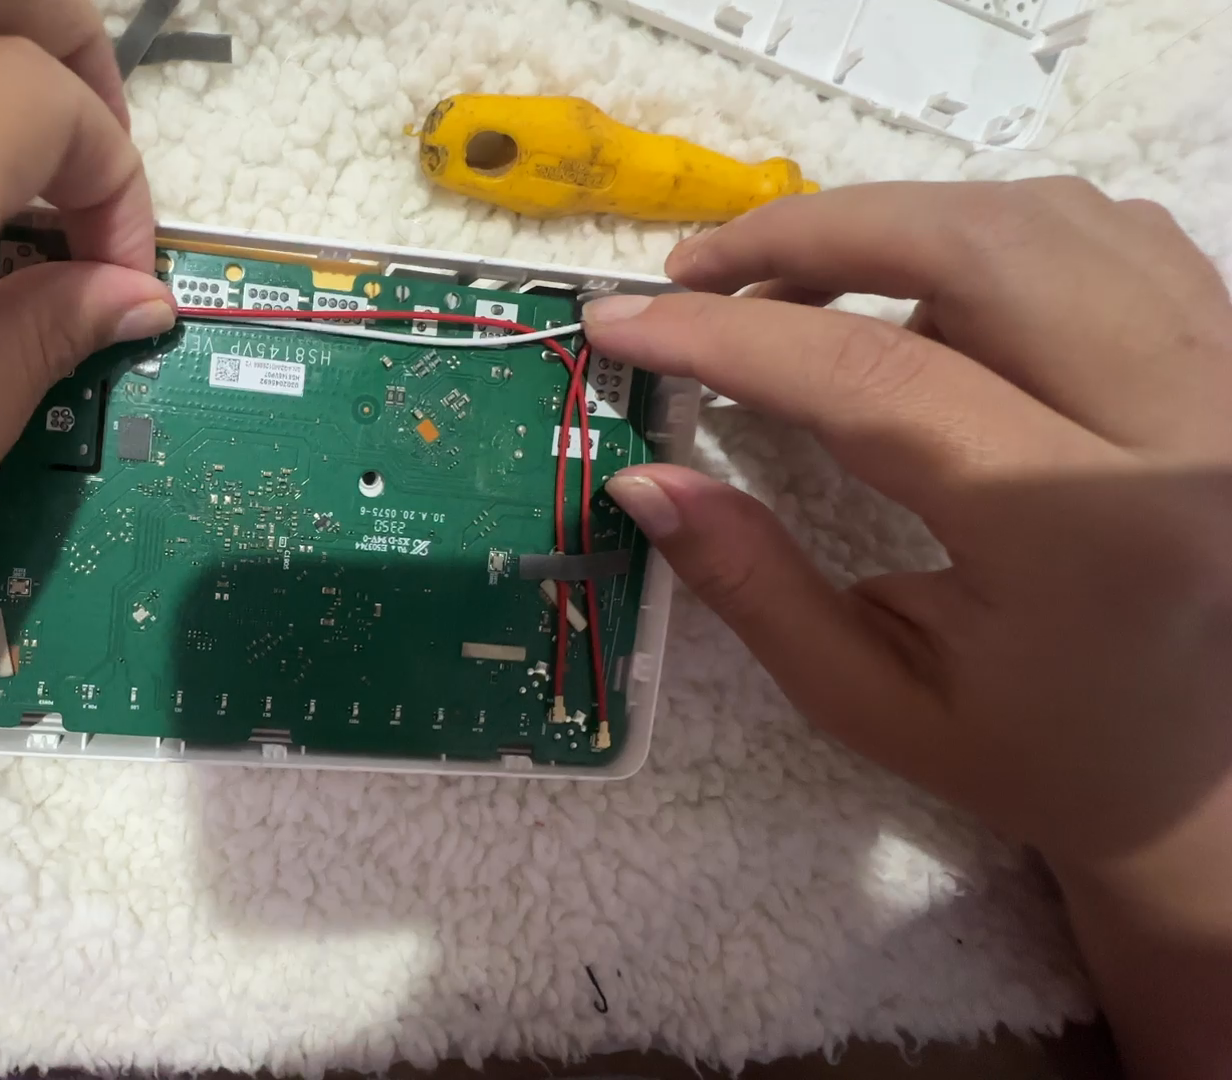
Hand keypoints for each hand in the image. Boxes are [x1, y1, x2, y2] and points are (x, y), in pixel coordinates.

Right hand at [586, 179, 1231, 1076]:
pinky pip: (1087, 237)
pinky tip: (882, 289)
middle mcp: (1196, 427)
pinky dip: (954, 236)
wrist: (1216, 769)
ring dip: (871, 226)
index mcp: (1088, 535)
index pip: (875, 381)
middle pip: (978, 246)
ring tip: (763, 281)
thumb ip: (747, 581)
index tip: (617, 322)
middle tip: (688, 274)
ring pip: (1038, 218)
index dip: (723, 337)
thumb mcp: (858, 694)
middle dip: (802, 236)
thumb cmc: (1026, 749)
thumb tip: (639, 481)